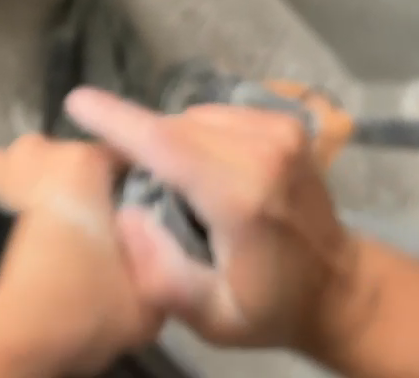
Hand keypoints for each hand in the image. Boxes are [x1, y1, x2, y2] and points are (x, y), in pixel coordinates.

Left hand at [0, 134, 164, 376]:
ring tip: (51, 246)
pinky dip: (14, 212)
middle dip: (84, 194)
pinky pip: (5, 193)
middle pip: (74, 166)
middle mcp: (37, 149)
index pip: (122, 159)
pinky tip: (20, 247)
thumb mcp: (147, 303)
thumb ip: (163, 261)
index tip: (134, 219)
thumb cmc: (74, 311)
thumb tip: (154, 241)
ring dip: (45, 200)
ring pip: (36, 176)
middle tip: (90, 240)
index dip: (132, 190)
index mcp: (82, 160)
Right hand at [67, 88, 365, 354]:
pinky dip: (199, 134)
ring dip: (173, 141)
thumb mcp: (211, 317)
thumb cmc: (268, 306)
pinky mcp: (285, 122)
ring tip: (182, 183)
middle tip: (140, 183)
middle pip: (172, 127)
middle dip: (142, 142)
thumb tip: (127, 215)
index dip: (117, 119)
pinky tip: (209, 166)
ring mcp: (279, 132)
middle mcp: (263, 152)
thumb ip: (162, 275)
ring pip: (192, 118)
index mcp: (243, 198)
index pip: (165, 144)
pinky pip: (215, 115)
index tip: (77, 102)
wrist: (340, 289)